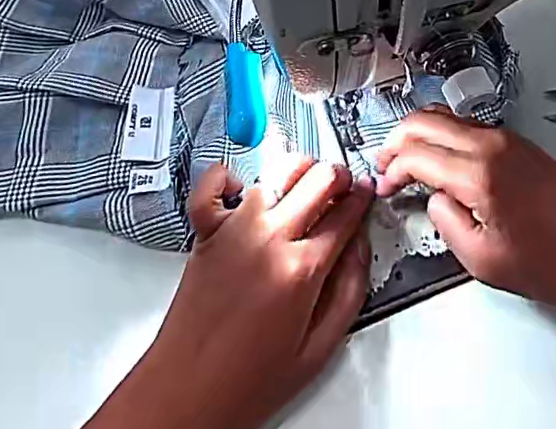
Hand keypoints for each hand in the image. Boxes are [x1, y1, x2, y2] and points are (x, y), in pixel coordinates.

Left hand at [86, 158, 373, 428]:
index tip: (364, 191)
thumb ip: (348, 292)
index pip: (344, 215)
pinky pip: (213, 182)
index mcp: (301, 271)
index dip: (361, 198)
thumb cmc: (248, 378)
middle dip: (336, 176)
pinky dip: (226, 175)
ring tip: (304, 178)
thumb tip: (359, 250)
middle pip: (315, 181)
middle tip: (341, 181)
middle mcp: (268, 239)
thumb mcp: (317, 348)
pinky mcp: (206, 229)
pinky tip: (241, 184)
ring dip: (296, 169)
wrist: (191, 386)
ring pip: (274, 172)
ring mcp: (235, 228)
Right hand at [374, 109, 555, 312]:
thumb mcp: (483, 261)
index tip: (385, 184)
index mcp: (480, 174)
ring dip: (417, 132)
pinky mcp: (516, 141)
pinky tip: (437, 156)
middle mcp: (491, 145)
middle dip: (395, 140)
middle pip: (423, 120)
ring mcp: (505, 138)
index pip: (415, 154)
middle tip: (384, 162)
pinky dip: (440, 134)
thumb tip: (434, 199)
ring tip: (404, 157)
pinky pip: (464, 124)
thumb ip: (445, 222)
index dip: (392, 169)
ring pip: (442, 115)